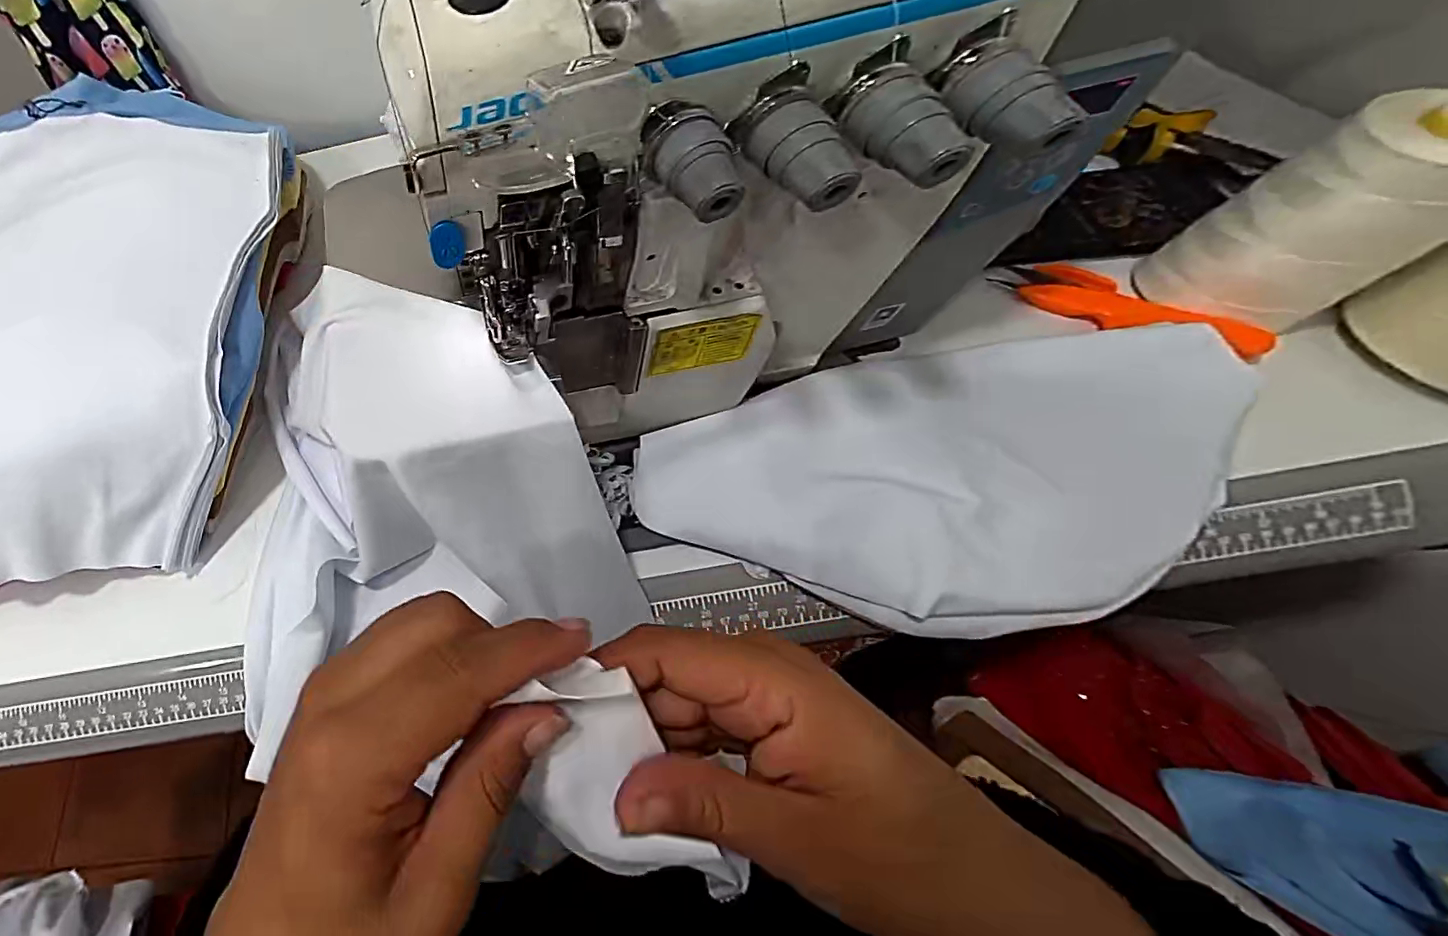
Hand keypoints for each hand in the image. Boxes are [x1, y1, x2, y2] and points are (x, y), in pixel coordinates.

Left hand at [211, 593, 587, 935]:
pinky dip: (443, 647)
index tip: (578, 640)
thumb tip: (545, 711)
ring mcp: (321, 687)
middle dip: (498, 641)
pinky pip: (397, 637)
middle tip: (545, 684)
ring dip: (473, 640)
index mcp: (352, 755)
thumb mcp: (432, 891)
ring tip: (511, 692)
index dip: (523, 649)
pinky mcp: (324, 689)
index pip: (455, 671)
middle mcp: (329, 700)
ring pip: (415, 619)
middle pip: (434, 623)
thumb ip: (488, 789)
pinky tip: (466, 693)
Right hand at [596, 626, 1152, 935]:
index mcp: (768, 673)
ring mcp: (761, 693)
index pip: (662, 650)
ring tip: (610, 786)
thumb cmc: (908, 856)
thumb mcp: (800, 839)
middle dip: (618, 715)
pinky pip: (698, 724)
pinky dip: (672, 754)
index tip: (554, 710)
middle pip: (661, 673)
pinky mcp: (764, 720)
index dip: (604, 673)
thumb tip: (619, 796)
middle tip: (577, 768)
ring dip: (644, 740)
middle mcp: (758, 667)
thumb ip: (704, 804)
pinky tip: (656, 790)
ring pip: (674, 700)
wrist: (988, 891)